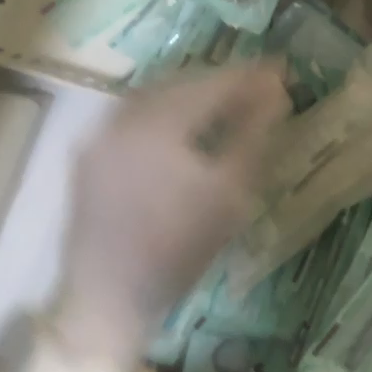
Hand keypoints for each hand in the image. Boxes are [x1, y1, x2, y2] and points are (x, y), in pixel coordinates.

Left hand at [50, 65, 289, 370]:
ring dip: (193, 95)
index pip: (213, 84)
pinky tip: (186, 129)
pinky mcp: (89, 157)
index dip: (251, 76)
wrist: (108, 301)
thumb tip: (276, 90)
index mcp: (156, 123)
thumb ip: (254, 133)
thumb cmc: (179, 248)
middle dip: (222, 83)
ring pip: (155, 98)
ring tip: (228, 105)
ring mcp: (99, 137)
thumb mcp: (231, 192)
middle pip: (181, 83)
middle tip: (260, 87)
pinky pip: (134, 117)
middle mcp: (121, 118)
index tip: (283, 71)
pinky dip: (166, 113)